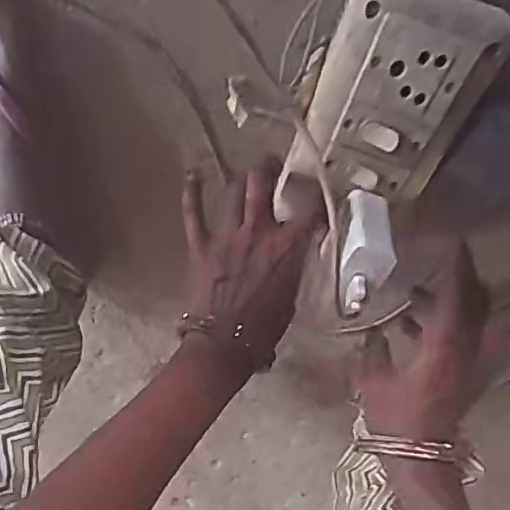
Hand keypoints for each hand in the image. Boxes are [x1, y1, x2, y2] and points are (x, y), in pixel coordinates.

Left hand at [180, 159, 321, 370]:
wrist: (223, 345)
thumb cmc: (263, 330)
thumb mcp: (292, 297)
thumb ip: (293, 268)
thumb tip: (294, 255)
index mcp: (286, 248)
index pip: (309, 208)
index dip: (316, 195)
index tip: (317, 192)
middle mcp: (257, 233)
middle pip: (262, 183)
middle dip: (269, 168)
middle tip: (272, 165)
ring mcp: (226, 236)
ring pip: (232, 190)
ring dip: (239, 179)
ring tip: (243, 174)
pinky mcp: (200, 246)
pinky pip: (193, 213)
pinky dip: (191, 192)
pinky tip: (192, 176)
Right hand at [352, 239, 490, 441]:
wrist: (421, 457)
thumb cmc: (396, 419)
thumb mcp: (374, 381)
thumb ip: (373, 350)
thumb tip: (372, 332)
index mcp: (444, 343)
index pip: (457, 291)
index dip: (454, 263)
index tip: (448, 239)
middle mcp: (465, 347)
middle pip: (475, 298)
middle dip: (460, 274)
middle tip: (437, 257)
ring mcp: (467, 360)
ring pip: (470, 315)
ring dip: (450, 296)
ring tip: (417, 287)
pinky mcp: (463, 372)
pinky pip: (461, 332)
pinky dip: (444, 318)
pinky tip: (412, 321)